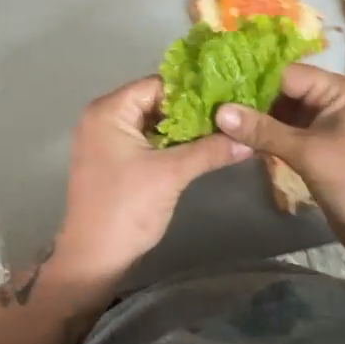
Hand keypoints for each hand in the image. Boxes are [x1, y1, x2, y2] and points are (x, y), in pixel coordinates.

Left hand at [55, 77, 251, 280]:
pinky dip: (168, 143)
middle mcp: (102, 116)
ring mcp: (104, 139)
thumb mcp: (172, 174)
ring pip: (151, 122)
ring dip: (182, 129)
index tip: (227, 99)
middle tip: (229, 116)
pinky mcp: (111, 160)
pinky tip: (198, 149)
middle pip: (154, 101)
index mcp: (108, 110)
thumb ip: (210, 150)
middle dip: (191, 110)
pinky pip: (144, 140)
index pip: (157, 84)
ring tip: (221, 131)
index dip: (193, 91)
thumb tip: (250, 139)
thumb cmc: (126, 208)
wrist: (94, 259)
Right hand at [213, 64, 344, 258]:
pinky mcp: (317, 150)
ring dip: (252, 121)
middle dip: (247, 100)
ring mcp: (323, 126)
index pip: (284, 74)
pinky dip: (263, 138)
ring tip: (212, 120)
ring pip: (279, 115)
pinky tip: (233, 140)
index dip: (249, 79)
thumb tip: (218, 111)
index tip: (212, 84)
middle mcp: (329, 101)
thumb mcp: (310, 153)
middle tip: (207, 104)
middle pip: (280, 92)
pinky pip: (284, 135)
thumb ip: (264, 131)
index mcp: (337, 89)